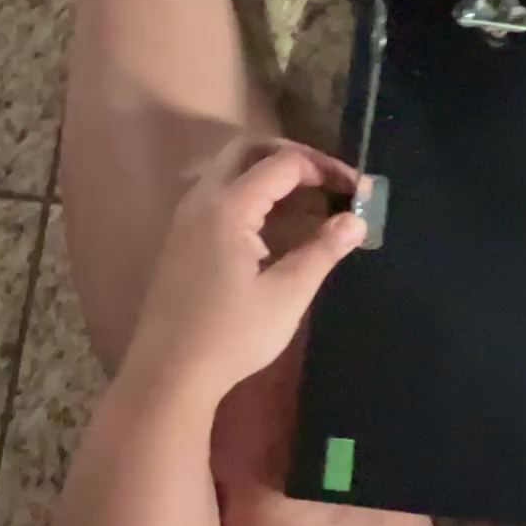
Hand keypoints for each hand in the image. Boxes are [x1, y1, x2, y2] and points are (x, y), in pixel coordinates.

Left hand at [124, 138, 369, 401]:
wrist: (168, 374)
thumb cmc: (231, 336)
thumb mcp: (287, 295)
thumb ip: (323, 250)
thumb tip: (357, 221)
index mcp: (229, 207)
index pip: (284, 163)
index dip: (326, 169)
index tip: (358, 191)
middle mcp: (203, 199)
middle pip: (251, 150)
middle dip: (296, 158)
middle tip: (331, 182)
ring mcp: (188, 216)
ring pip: (233, 169)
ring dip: (273, 175)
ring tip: (312, 201)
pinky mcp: (183, 236)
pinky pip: (221, 192)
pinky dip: (254, 193)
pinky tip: (278, 225)